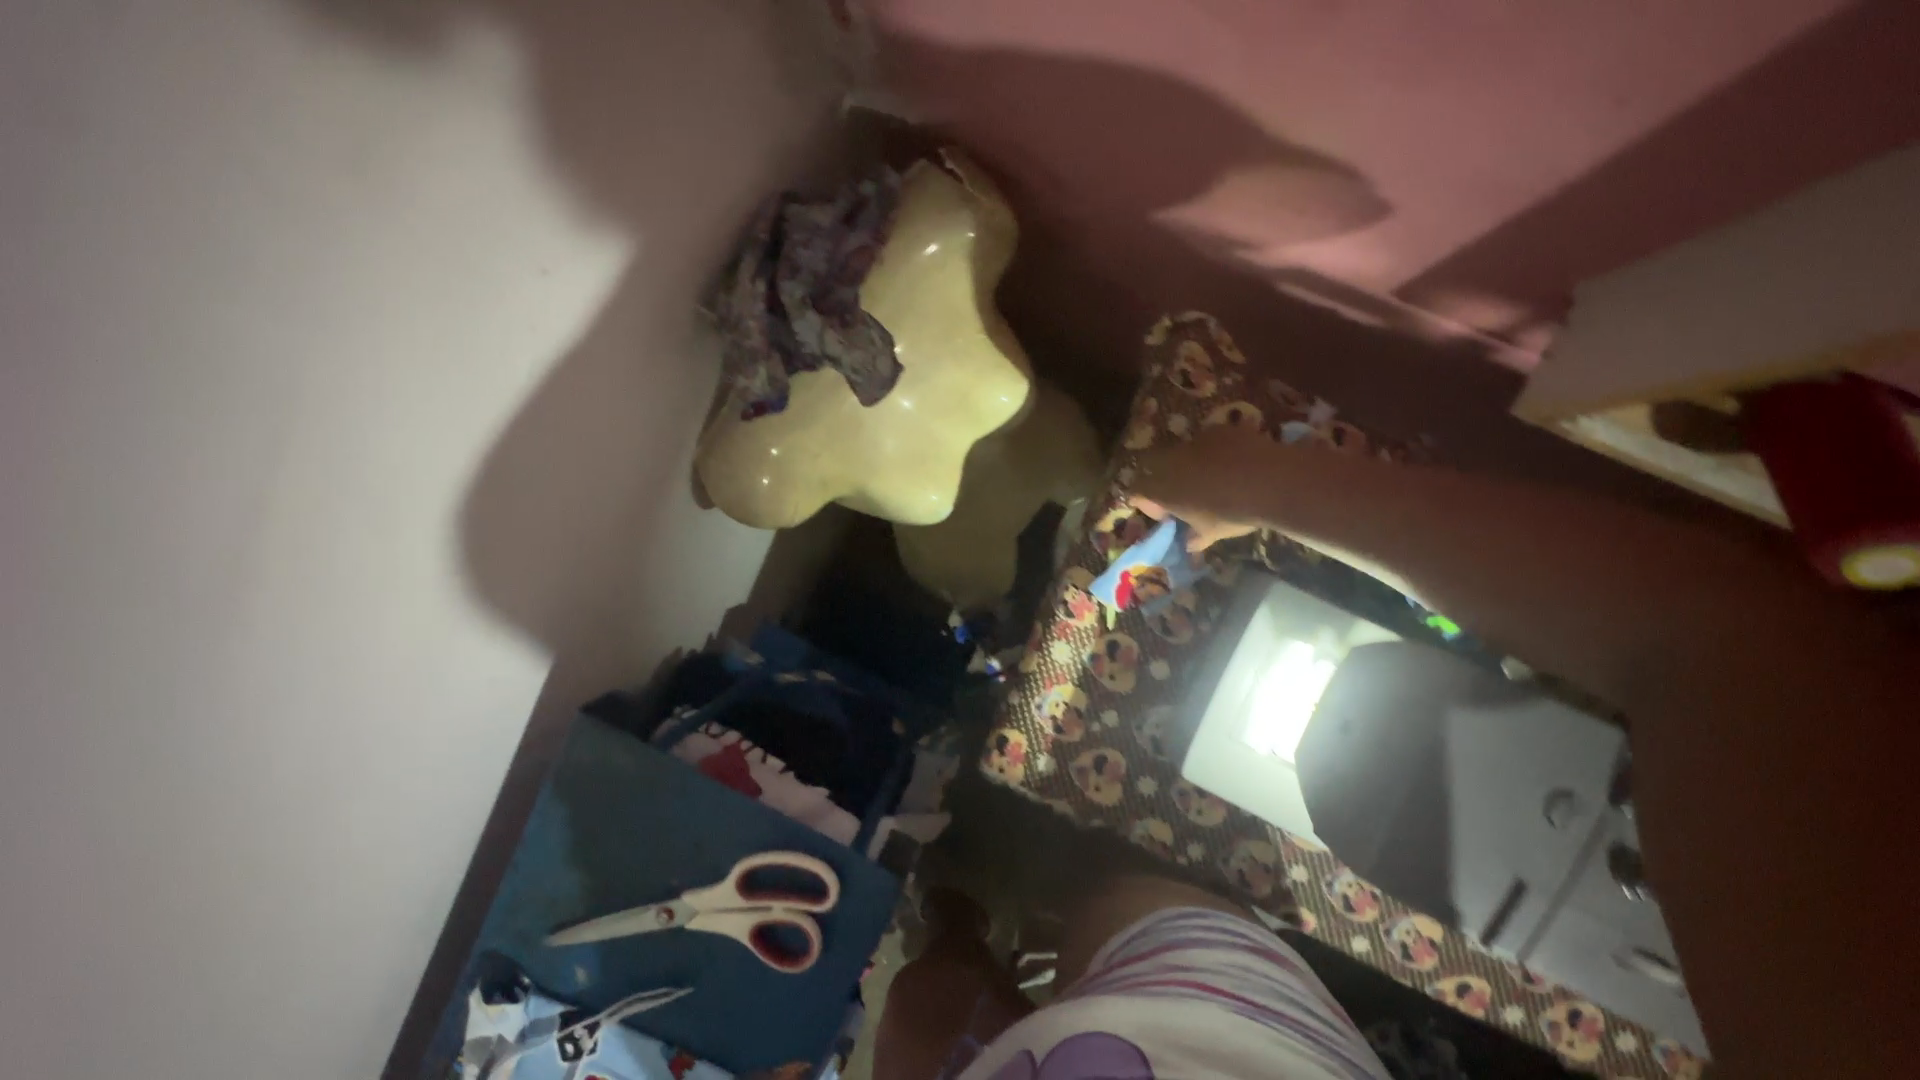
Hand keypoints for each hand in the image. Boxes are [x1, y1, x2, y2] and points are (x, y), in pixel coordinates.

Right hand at [1128, 426, 1277, 552]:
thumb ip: (1196, 538)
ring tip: (1215, 478)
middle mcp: (1170, 462)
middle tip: (1184, 494)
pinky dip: (1215, 452)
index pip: (1136, 491)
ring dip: (1190, 464)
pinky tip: (1236, 463)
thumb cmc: (1232, 513)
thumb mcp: (1213, 533)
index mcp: (1162, 490)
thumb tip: (1190, 543)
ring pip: (1183, 452)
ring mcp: (1194, 441)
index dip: (1146, 504)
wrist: (1269, 482)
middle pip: (1154, 466)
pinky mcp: (1218, 430)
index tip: (1166, 516)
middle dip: (1163, 479)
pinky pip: (1209, 441)